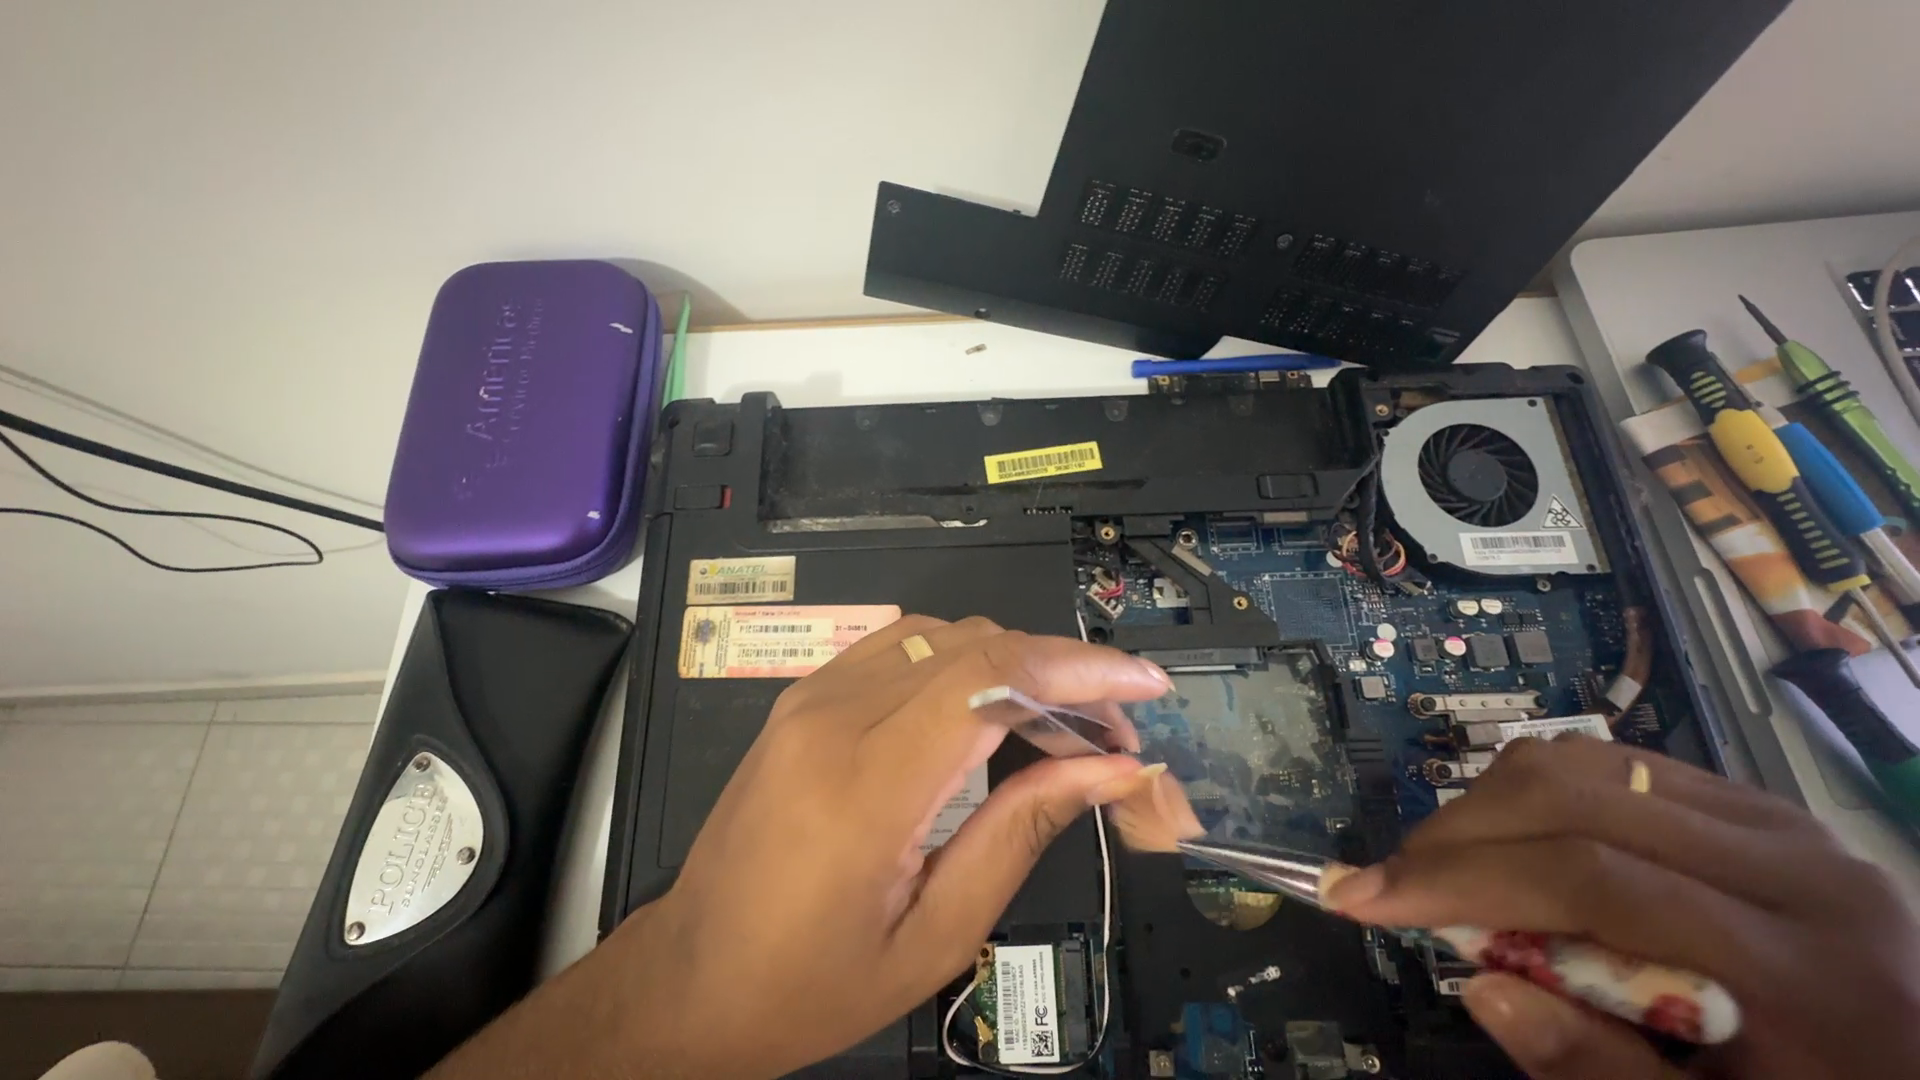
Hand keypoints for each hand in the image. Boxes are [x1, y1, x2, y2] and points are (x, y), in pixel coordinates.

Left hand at [617, 616, 1173, 1079]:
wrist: (691, 977)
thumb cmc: (812, 981)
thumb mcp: (936, 931)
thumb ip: (1023, 831)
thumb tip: (1110, 772)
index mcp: (866, 784)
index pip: (989, 679)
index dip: (1079, 670)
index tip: (1143, 686)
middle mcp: (833, 717)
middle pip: (972, 645)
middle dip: (1060, 672)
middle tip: (1110, 734)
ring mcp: (810, 698)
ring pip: (939, 635)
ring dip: (1013, 664)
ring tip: (1058, 726)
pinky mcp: (802, 698)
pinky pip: (899, 648)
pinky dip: (961, 661)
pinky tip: (988, 710)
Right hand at [1324, 735, 1919, 1079]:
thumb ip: (1598, 1071)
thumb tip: (1478, 987)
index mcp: (1808, 967)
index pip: (1594, 881)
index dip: (1462, 881)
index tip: (1362, 898)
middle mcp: (1794, 864)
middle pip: (1571, 800)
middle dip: (1453, 837)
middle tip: (1390, 882)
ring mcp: (1771, 817)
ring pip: (1574, 764)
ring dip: (1482, 808)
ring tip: (1445, 865)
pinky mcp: (1743, 800)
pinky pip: (1602, 764)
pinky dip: (1529, 795)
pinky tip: (1509, 843)